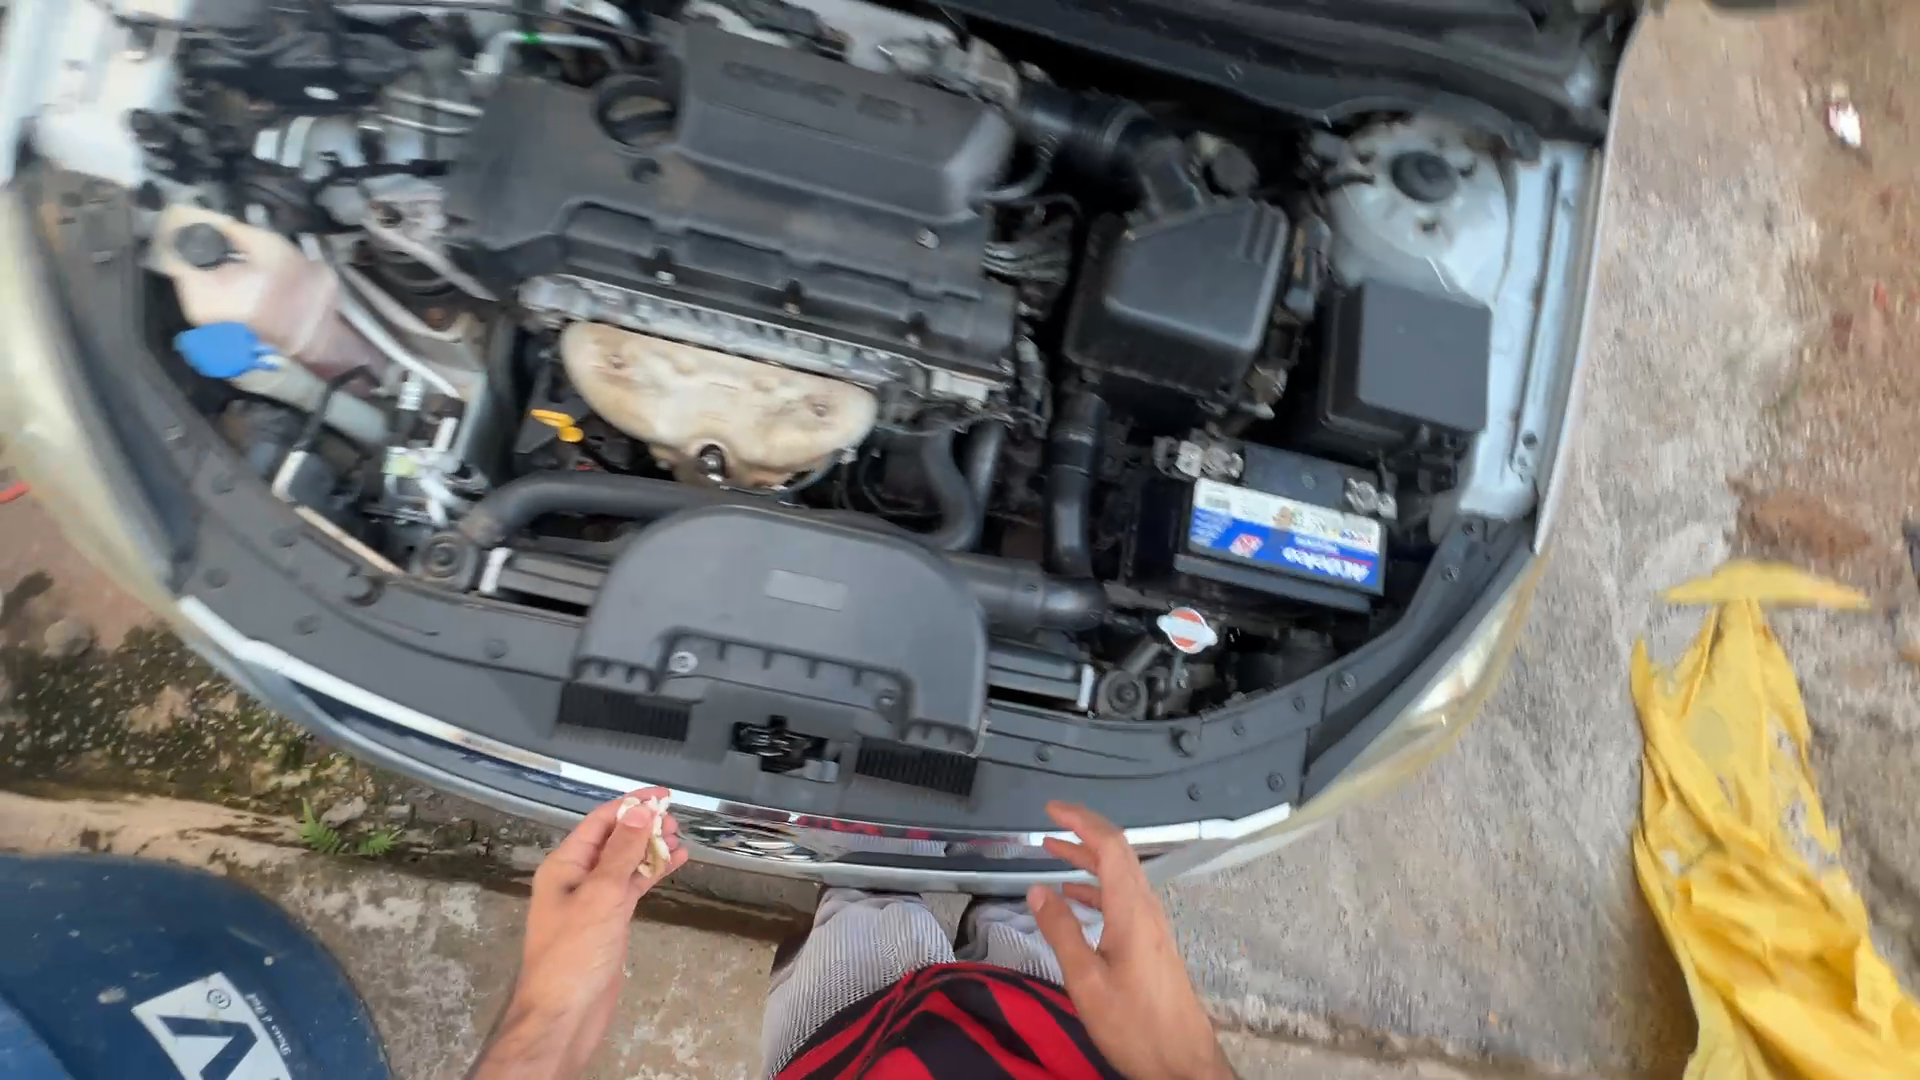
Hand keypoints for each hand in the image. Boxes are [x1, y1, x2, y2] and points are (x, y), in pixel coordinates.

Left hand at [469, 788, 688, 1079]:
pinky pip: (634, 883)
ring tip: (680, 839)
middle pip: (615, 838)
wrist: (563, 1016)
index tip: (664, 795)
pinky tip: (676, 862)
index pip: (601, 821)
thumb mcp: (601, 894)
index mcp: (565, 865)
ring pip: (627, 860)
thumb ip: (623, 850)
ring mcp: (594, 898)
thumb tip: (640, 810)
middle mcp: (578, 876)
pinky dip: (654, 871)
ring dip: (653, 847)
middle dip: (645, 825)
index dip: (632, 804)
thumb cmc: (576, 952)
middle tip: (676, 823)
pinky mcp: (609, 917)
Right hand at [1027, 802, 1234, 1079]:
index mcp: (1131, 907)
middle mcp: (1144, 906)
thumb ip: (1061, 932)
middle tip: (1050, 820)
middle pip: (1117, 851)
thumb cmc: (1135, 1024)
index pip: (1109, 844)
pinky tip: (1073, 896)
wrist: (1185, 1066)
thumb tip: (1036, 890)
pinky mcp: (1151, 941)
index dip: (1080, 819)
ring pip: (1118, 873)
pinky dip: (1094, 885)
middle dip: (1083, 829)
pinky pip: (1121, 895)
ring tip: (1053, 850)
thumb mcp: (1087, 982)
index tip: (1051, 809)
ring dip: (1086, 856)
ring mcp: (1151, 923)